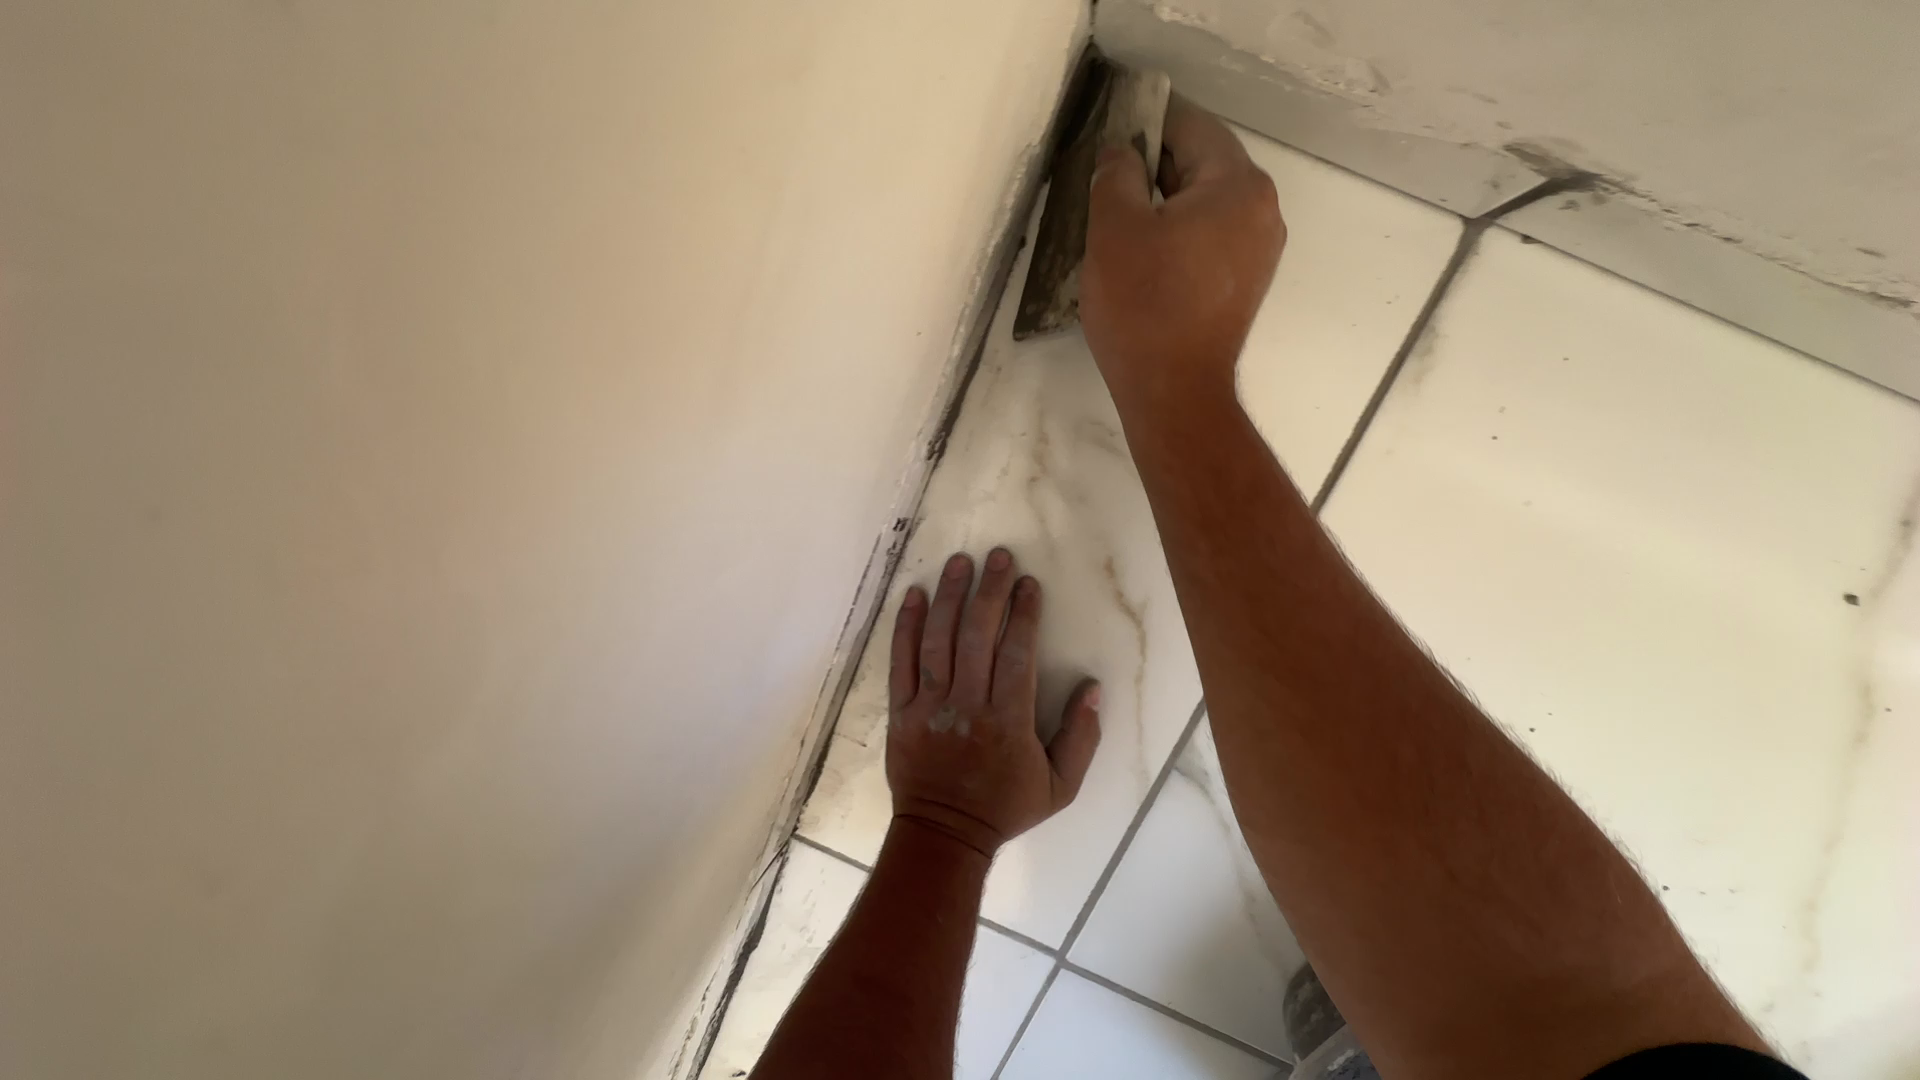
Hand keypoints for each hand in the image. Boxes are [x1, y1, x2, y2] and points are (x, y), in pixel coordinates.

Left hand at [886, 549, 1102, 857]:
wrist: (944, 834)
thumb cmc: (1005, 807)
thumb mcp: (1060, 786)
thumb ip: (1081, 738)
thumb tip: (1092, 688)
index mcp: (1008, 722)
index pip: (1018, 654)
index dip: (1025, 614)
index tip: (1029, 583)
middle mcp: (968, 705)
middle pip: (978, 636)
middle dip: (990, 591)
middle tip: (998, 556)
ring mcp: (929, 707)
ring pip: (938, 641)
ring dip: (949, 597)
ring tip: (959, 562)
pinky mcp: (900, 711)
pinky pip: (900, 661)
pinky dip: (905, 626)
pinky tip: (913, 594)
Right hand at [1080, 98, 1285, 401]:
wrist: (1173, 392)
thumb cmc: (1143, 307)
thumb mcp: (1114, 230)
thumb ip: (1116, 175)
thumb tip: (1122, 153)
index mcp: (1239, 185)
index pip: (1192, 127)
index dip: (1148, 120)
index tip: (1111, 127)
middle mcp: (1262, 211)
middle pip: (1203, 166)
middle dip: (1154, 165)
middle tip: (1105, 177)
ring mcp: (1258, 252)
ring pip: (1205, 206)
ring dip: (1164, 204)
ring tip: (1118, 218)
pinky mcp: (1243, 286)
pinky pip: (1209, 240)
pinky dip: (1178, 236)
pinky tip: (1143, 254)